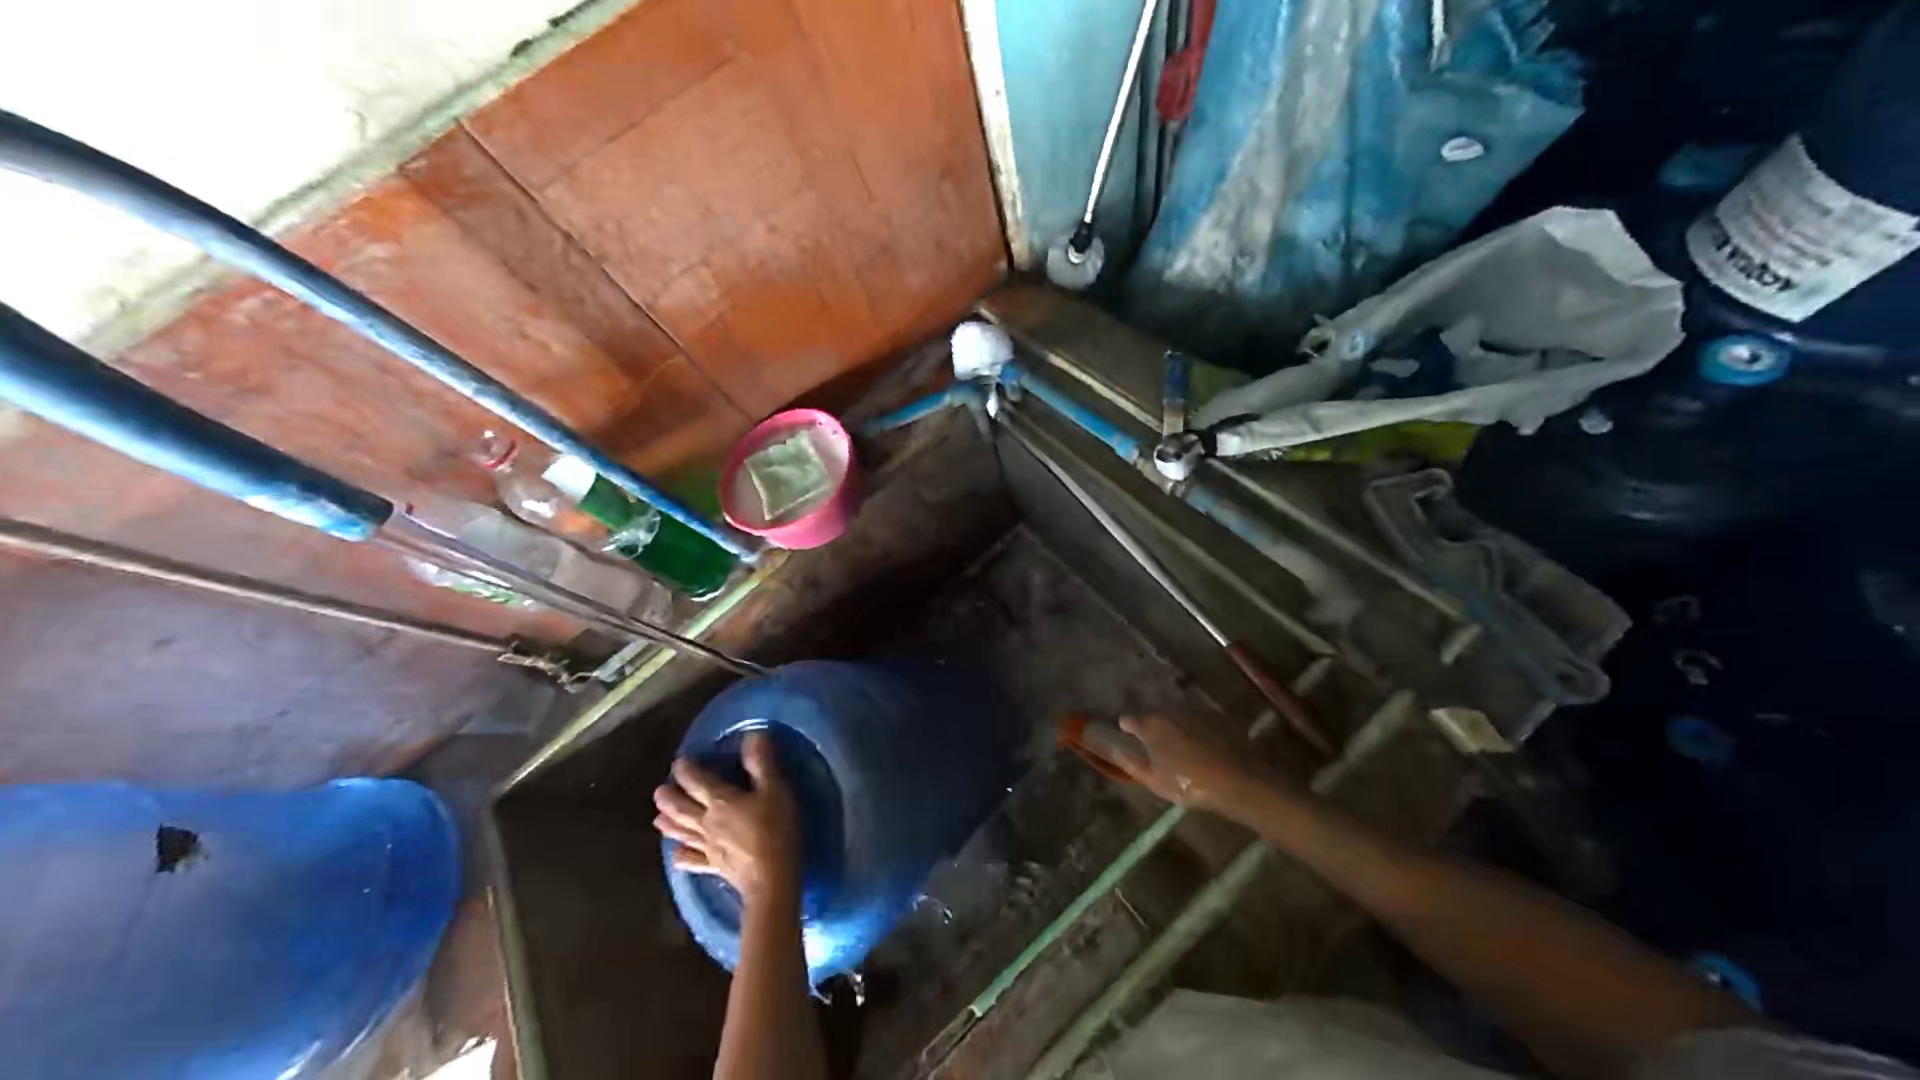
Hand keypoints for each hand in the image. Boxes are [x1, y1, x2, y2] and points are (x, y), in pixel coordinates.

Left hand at [654, 732, 801, 905]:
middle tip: (659, 790)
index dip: (686, 769)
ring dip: (668, 823)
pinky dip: (683, 856)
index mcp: (720, 801)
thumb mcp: (775, 790)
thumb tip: (753, 734)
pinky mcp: (713, 866)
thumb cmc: (776, 830)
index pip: (696, 780)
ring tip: (657, 818)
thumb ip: (762, 763)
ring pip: (682, 832)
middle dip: (669, 797)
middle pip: (681, 808)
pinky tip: (676, 856)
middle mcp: (707, 822)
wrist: (771, 879)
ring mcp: (708, 846)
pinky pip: (693, 860)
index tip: (679, 761)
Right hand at [1107, 714, 1288, 815]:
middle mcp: (1169, 712)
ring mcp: (1193, 712)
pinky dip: (1195, 731)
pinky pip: (1196, 722)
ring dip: (1174, 730)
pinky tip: (1203, 750)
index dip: (1127, 730)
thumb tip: (1112, 748)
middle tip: (1159, 752)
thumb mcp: (1153, 780)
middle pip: (1153, 718)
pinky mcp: (1215, 717)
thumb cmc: (1188, 783)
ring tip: (1183, 752)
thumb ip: (1130, 762)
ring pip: (1176, 719)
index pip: (1128, 719)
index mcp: (1150, 726)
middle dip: (1153, 730)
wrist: (1236, 780)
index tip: (1131, 742)